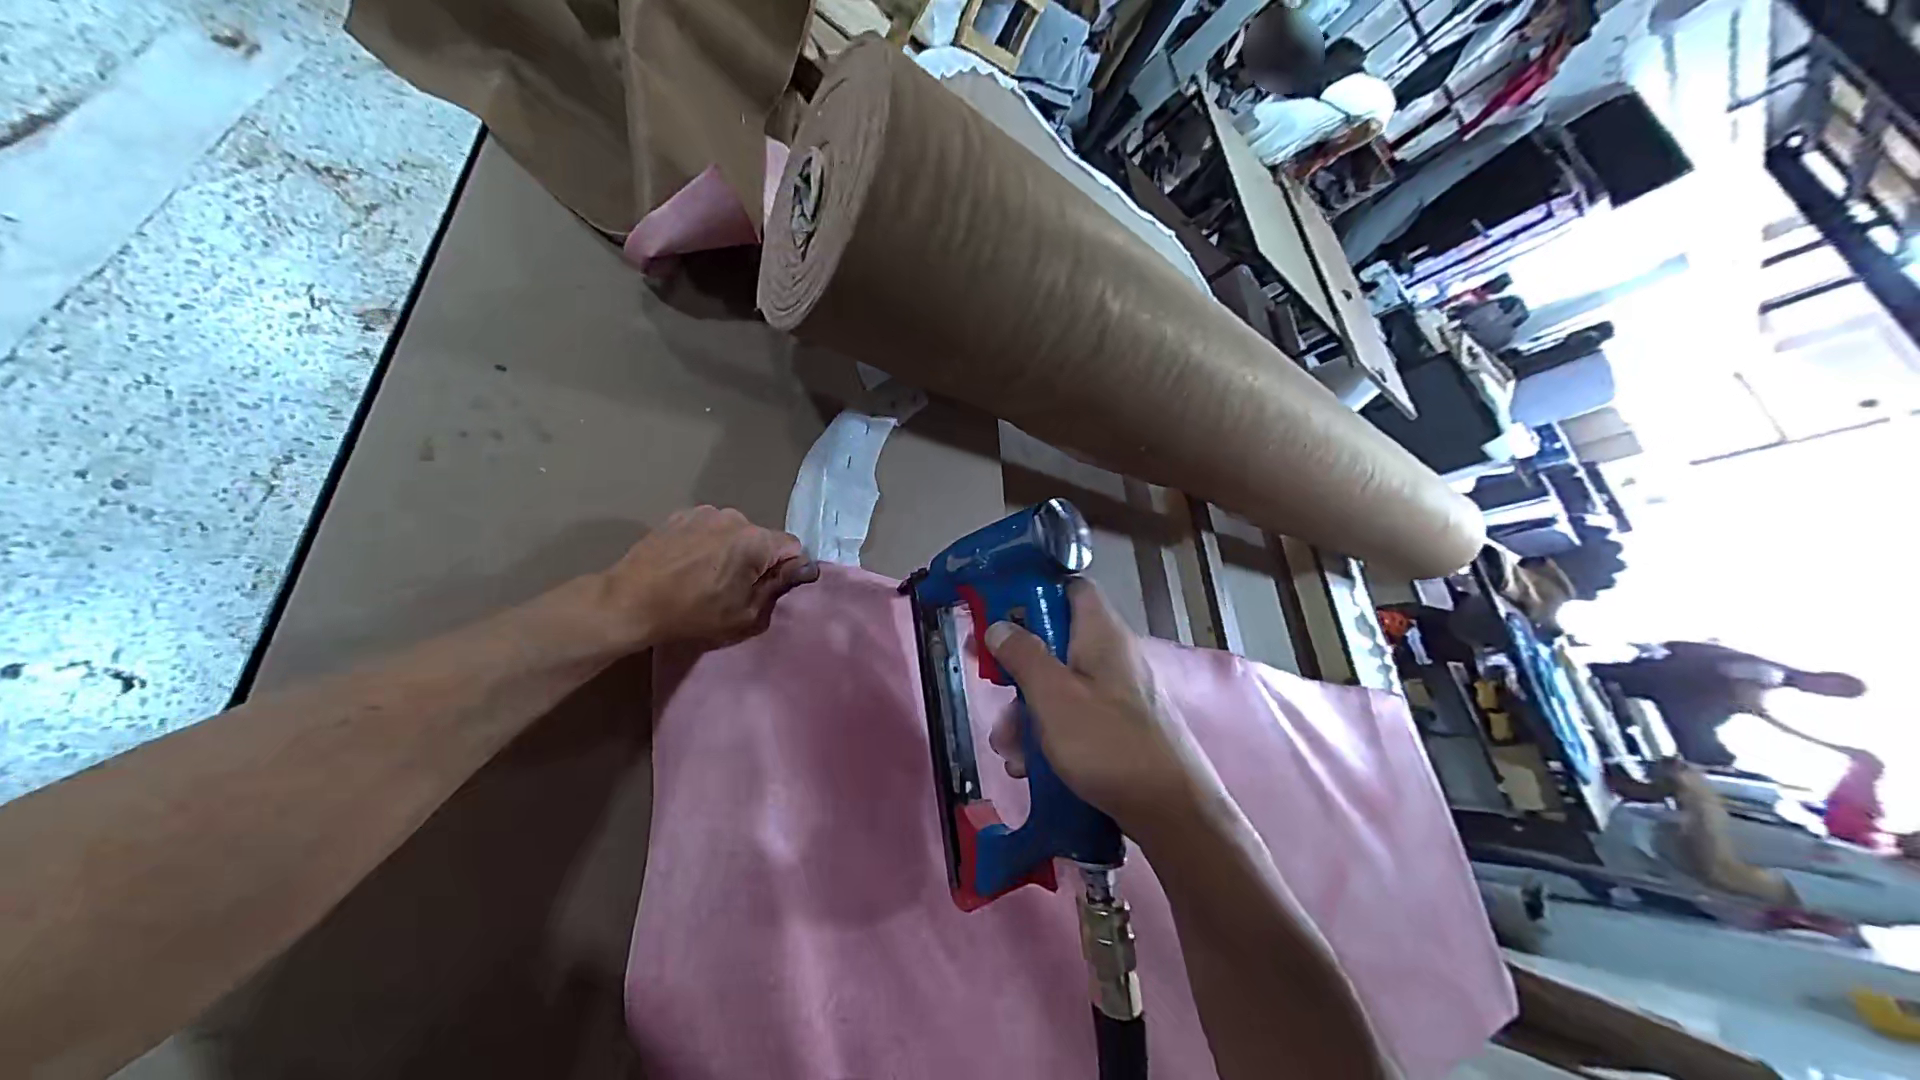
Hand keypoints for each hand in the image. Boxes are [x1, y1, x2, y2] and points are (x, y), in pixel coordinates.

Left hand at [594, 506, 818, 649]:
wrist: (630, 602)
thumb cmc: (692, 613)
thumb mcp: (746, 613)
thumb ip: (779, 586)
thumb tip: (804, 568)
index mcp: (755, 540)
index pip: (792, 547)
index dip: (785, 570)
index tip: (767, 589)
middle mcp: (735, 517)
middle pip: (762, 538)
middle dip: (757, 559)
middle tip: (735, 587)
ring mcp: (705, 513)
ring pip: (735, 532)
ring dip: (730, 549)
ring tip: (707, 575)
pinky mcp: (680, 515)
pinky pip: (709, 527)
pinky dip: (707, 542)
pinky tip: (688, 563)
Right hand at [981, 579, 1223, 837]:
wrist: (1173, 814)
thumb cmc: (1109, 745)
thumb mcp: (1054, 698)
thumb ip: (1024, 657)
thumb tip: (1000, 626)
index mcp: (1101, 634)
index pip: (1070, 588)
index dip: (1033, 594)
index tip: (999, 616)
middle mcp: (1111, 656)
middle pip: (1055, 643)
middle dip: (1019, 674)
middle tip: (996, 696)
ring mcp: (1117, 694)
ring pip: (1059, 687)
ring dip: (1027, 716)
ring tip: (1010, 753)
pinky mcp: (1118, 727)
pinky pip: (1074, 718)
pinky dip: (1049, 737)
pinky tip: (1031, 769)